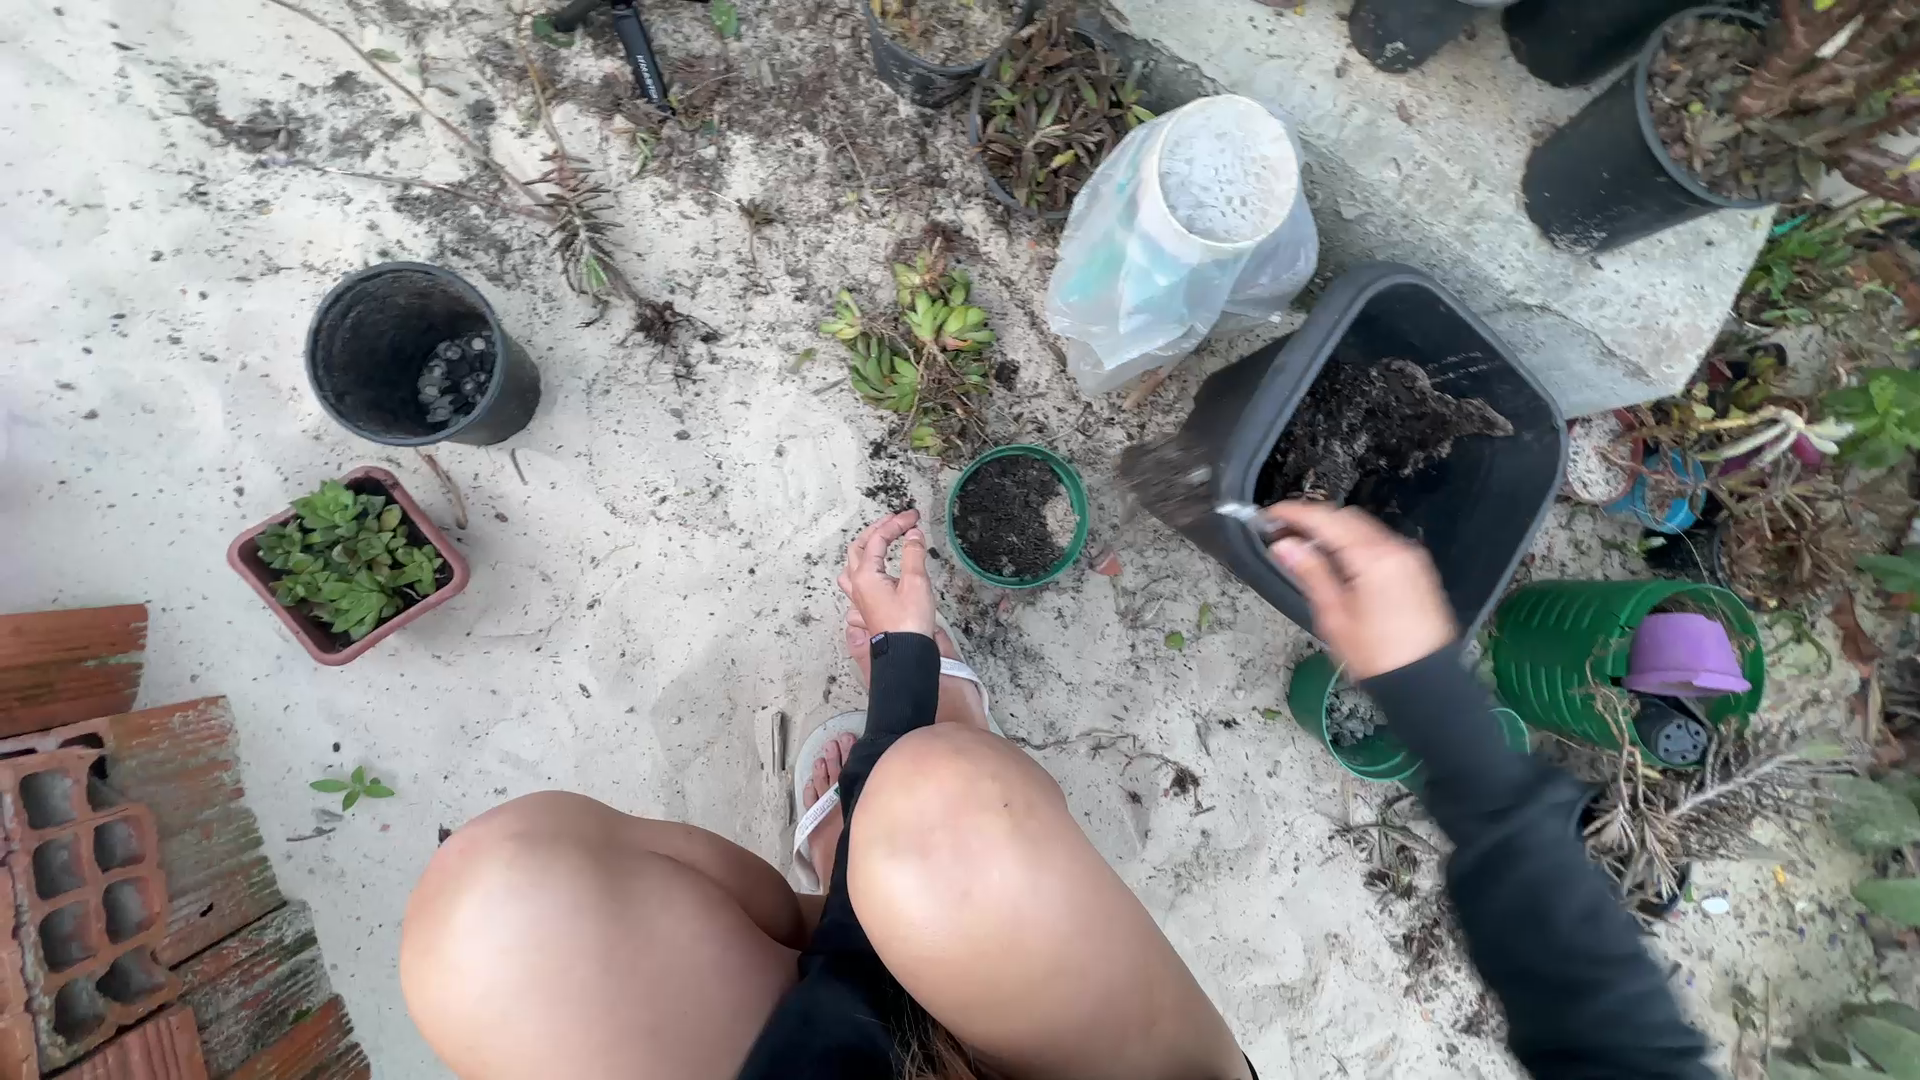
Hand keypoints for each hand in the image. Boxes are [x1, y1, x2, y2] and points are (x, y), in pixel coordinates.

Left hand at [837, 509, 935, 638]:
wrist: (906, 654)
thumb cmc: (909, 624)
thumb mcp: (916, 583)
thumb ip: (913, 554)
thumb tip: (912, 534)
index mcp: (866, 575)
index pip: (878, 539)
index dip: (896, 524)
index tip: (913, 517)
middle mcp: (858, 585)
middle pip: (859, 547)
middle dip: (878, 530)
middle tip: (896, 521)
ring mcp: (860, 598)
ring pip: (853, 565)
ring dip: (866, 548)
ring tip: (879, 540)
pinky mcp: (867, 608)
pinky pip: (857, 580)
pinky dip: (866, 566)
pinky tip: (876, 571)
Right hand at [1263, 501, 1456, 679]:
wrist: (1423, 678)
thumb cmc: (1376, 654)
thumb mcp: (1333, 615)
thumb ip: (1310, 573)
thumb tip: (1285, 546)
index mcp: (1372, 560)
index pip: (1326, 520)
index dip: (1294, 513)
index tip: (1271, 515)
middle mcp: (1395, 551)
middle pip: (1345, 517)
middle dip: (1312, 518)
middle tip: (1282, 529)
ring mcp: (1408, 558)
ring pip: (1362, 527)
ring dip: (1332, 528)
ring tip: (1304, 543)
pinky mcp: (1414, 568)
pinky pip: (1378, 541)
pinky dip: (1352, 540)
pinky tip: (1335, 556)